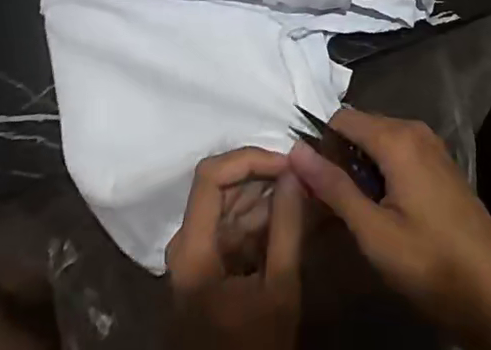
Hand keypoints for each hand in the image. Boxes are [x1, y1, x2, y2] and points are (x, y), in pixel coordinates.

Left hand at [165, 148, 303, 349]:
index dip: (249, 158)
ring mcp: (194, 256)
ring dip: (265, 195)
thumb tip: (295, 171)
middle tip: (305, 177)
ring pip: (228, 204)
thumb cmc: (254, 347)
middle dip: (264, 175)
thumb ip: (288, 225)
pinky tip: (291, 219)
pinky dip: (261, 218)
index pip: (210, 175)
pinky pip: (231, 226)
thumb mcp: (280, 288)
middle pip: (220, 186)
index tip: (288, 163)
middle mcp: (185, 244)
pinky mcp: (206, 267)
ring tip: (304, 194)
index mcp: (192, 248)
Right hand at [288, 108, 490, 349]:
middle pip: (361, 127)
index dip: (319, 143)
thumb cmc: (430, 260)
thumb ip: (334, 187)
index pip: (343, 118)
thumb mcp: (374, 231)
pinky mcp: (438, 165)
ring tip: (343, 208)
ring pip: (378, 142)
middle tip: (322, 200)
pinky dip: (379, 172)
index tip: (305, 178)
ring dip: (357, 167)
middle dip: (337, 156)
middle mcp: (415, 130)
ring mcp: (431, 147)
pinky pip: (397, 154)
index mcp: (398, 138)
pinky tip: (373, 207)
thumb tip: (297, 150)